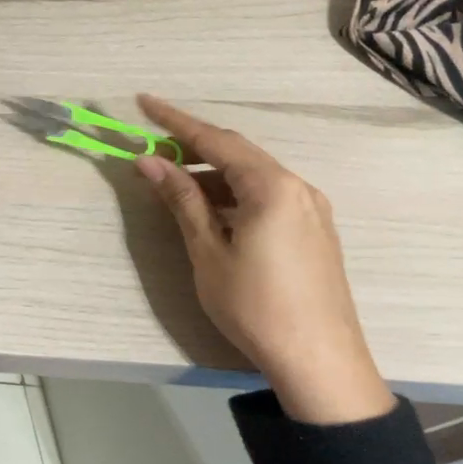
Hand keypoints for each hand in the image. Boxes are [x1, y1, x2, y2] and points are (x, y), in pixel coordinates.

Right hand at [134, 94, 395, 425]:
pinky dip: (230, 188)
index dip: (174, 120)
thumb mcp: (207, 249)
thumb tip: (148, 160)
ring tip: (170, 178)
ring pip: (251, 172)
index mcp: (271, 188)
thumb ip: (181, 198)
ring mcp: (310, 210)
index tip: (143, 102)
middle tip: (149, 142)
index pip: (214, 140)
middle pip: (236, 151)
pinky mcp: (312, 230)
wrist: (320, 361)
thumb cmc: (255, 304)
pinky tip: (206, 204)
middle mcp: (297, 189)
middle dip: (191, 142)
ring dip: (209, 169)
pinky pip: (265, 192)